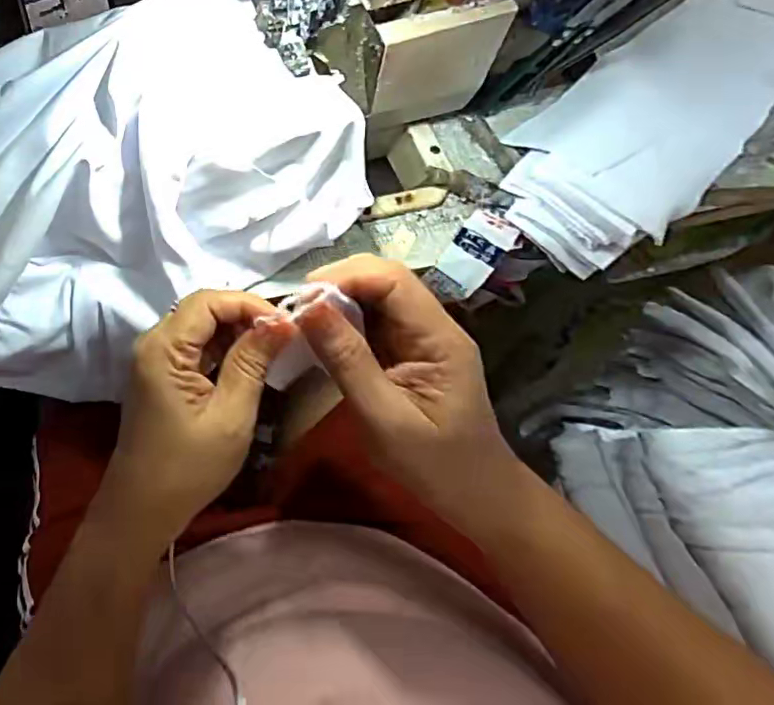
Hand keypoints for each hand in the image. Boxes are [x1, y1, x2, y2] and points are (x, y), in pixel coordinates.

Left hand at [99, 290, 290, 543]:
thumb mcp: (231, 415)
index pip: (207, 301)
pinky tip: (248, 360)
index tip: (286, 321)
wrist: (142, 507)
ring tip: (274, 345)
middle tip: (284, 333)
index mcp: (163, 348)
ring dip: (235, 330)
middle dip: (244, 314)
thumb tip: (282, 322)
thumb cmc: (189, 467)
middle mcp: (153, 342)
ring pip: (198, 325)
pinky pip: (193, 345)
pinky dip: (221, 347)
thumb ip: (252, 362)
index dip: (247, 304)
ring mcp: (154, 357)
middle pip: (201, 308)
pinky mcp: (160, 372)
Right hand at [294, 255, 526, 532]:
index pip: (393, 280)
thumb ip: (347, 360)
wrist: (476, 497)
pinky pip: (369, 315)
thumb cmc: (434, 466)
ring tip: (301, 317)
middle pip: (383, 276)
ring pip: (373, 291)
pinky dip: (340, 316)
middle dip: (336, 282)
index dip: (345, 277)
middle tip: (296, 307)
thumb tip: (308, 308)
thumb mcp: (384, 418)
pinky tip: (318, 331)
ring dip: (335, 297)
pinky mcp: (404, 346)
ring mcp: (419, 334)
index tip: (303, 299)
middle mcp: (432, 324)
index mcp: (439, 337)